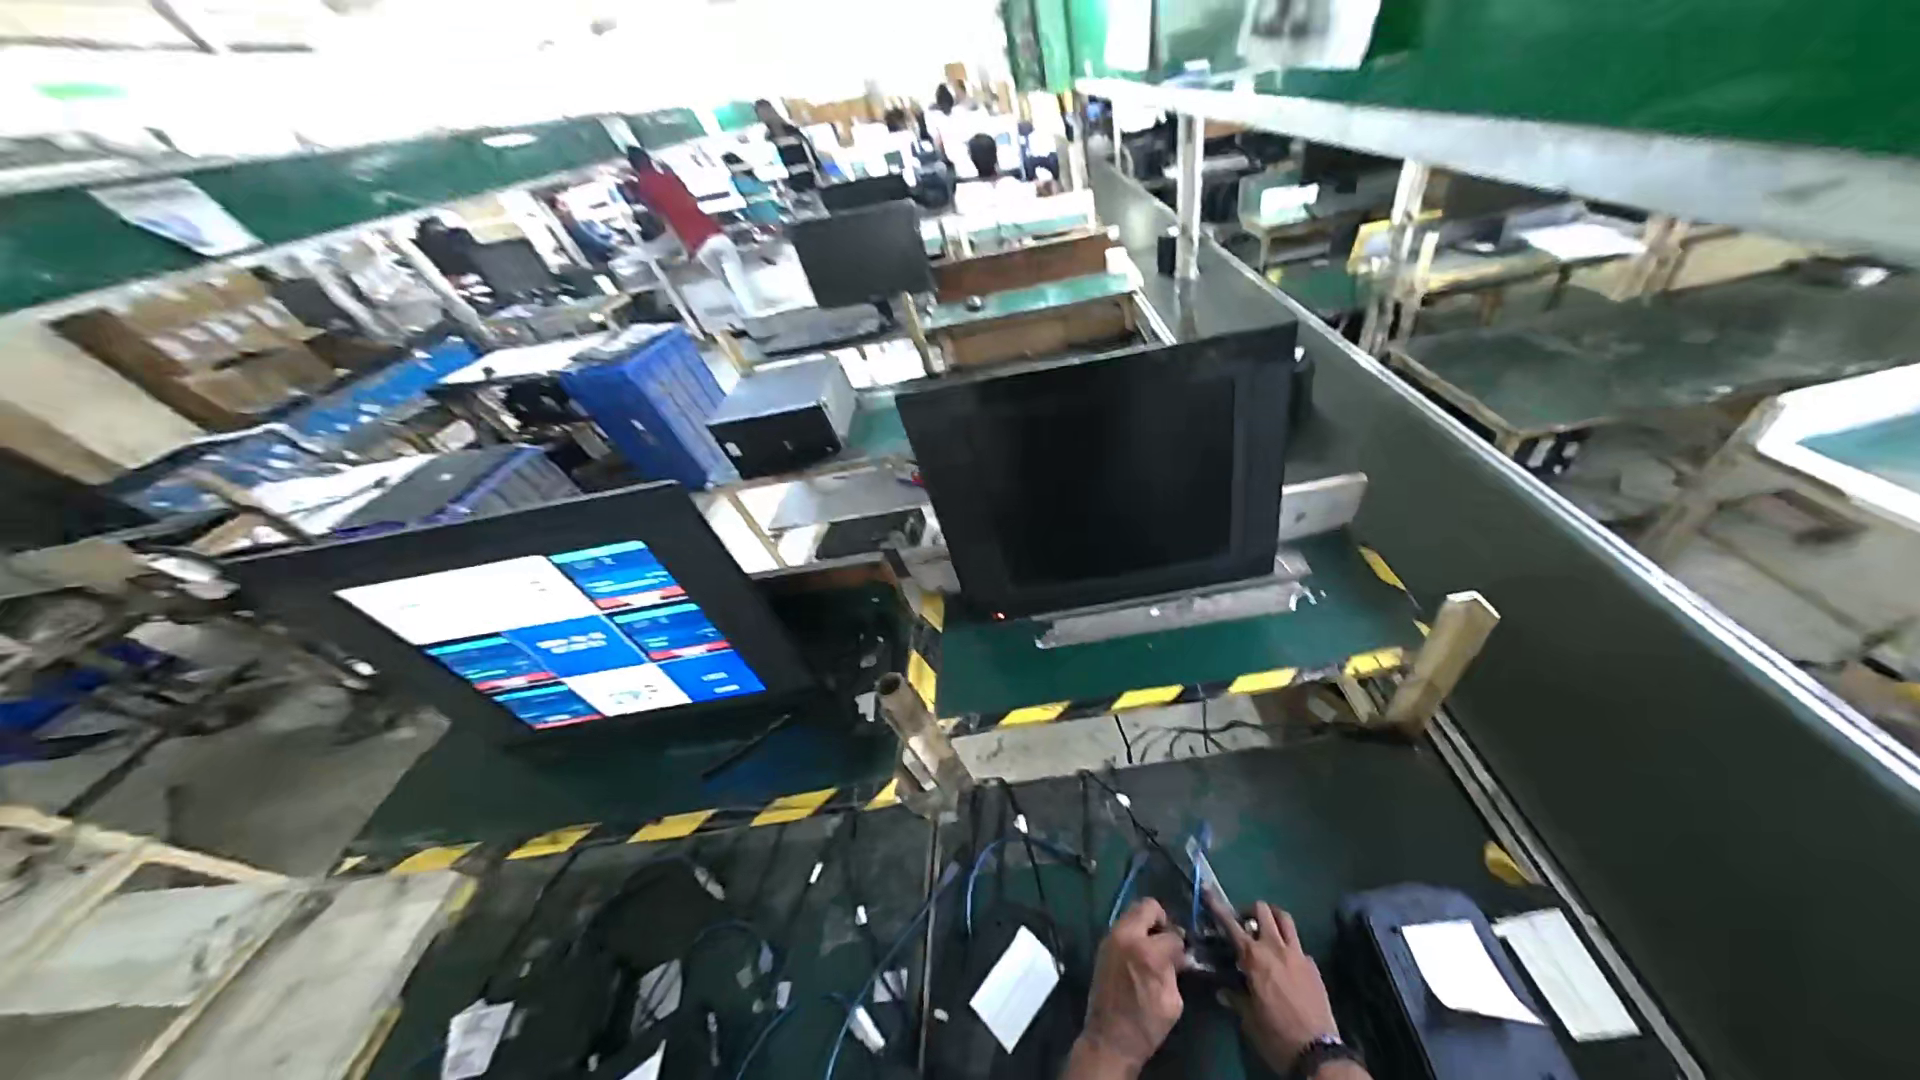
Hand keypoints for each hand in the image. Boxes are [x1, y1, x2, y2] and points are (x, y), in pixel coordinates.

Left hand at [1071, 898, 1186, 1077]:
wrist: (1109, 1038)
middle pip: (1147, 906)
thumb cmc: (1146, 1024)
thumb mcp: (1172, 1001)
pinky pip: (1122, 927)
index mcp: (1147, 952)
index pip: (1172, 934)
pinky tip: (1139, 955)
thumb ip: (1174, 970)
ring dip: (1145, 925)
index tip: (1183, 955)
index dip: (1181, 945)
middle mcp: (1126, 936)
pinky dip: (1133, 934)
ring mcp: (1110, 938)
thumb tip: (1178, 954)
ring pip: (1132, 913)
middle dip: (1161, 920)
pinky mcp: (1102, 945)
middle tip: (1167, 940)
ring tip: (1153, 948)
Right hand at [1222, 901, 1340, 1073]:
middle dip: (1251, 911)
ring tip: (1267, 929)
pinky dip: (1290, 947)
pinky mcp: (1314, 967)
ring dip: (1274, 918)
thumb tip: (1223, 991)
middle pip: (1263, 910)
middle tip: (1245, 923)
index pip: (1231, 924)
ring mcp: (1298, 955)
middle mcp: (1275, 948)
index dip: (1217, 906)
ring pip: (1285, 919)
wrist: (1319, 1053)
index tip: (1208, 893)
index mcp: (1254, 957)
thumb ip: (1235, 998)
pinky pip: (1299, 946)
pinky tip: (1287, 964)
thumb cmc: (1276, 1034)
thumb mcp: (1249, 1018)